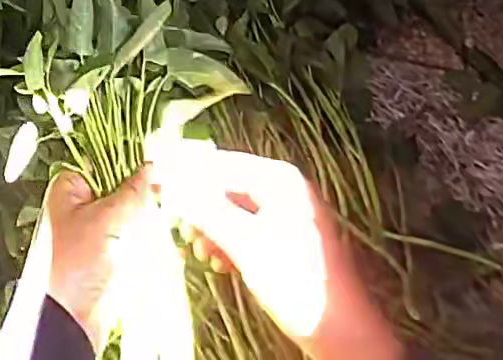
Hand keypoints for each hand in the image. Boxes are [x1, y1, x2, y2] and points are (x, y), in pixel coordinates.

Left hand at [45, 169, 151, 349]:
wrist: (70, 319)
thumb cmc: (75, 264)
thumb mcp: (104, 221)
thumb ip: (129, 194)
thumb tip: (148, 170)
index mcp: (67, 187)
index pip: (100, 161)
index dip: (126, 162)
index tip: (152, 164)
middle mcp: (75, 202)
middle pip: (112, 184)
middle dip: (135, 186)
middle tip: (161, 184)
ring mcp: (88, 225)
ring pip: (120, 206)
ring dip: (139, 207)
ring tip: (161, 201)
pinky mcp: (100, 247)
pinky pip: (122, 227)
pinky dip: (137, 225)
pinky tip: (154, 222)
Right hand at [152, 146, 399, 359]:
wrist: (348, 339)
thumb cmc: (297, 283)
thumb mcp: (245, 243)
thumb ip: (204, 207)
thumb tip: (168, 179)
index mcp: (279, 178)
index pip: (220, 162)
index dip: (185, 169)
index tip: (155, 174)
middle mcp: (284, 188)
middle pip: (226, 185)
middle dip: (198, 203)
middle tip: (173, 217)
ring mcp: (288, 215)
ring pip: (234, 209)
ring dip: (211, 225)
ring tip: (195, 246)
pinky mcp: (288, 242)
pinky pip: (248, 229)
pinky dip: (229, 241)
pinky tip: (217, 260)